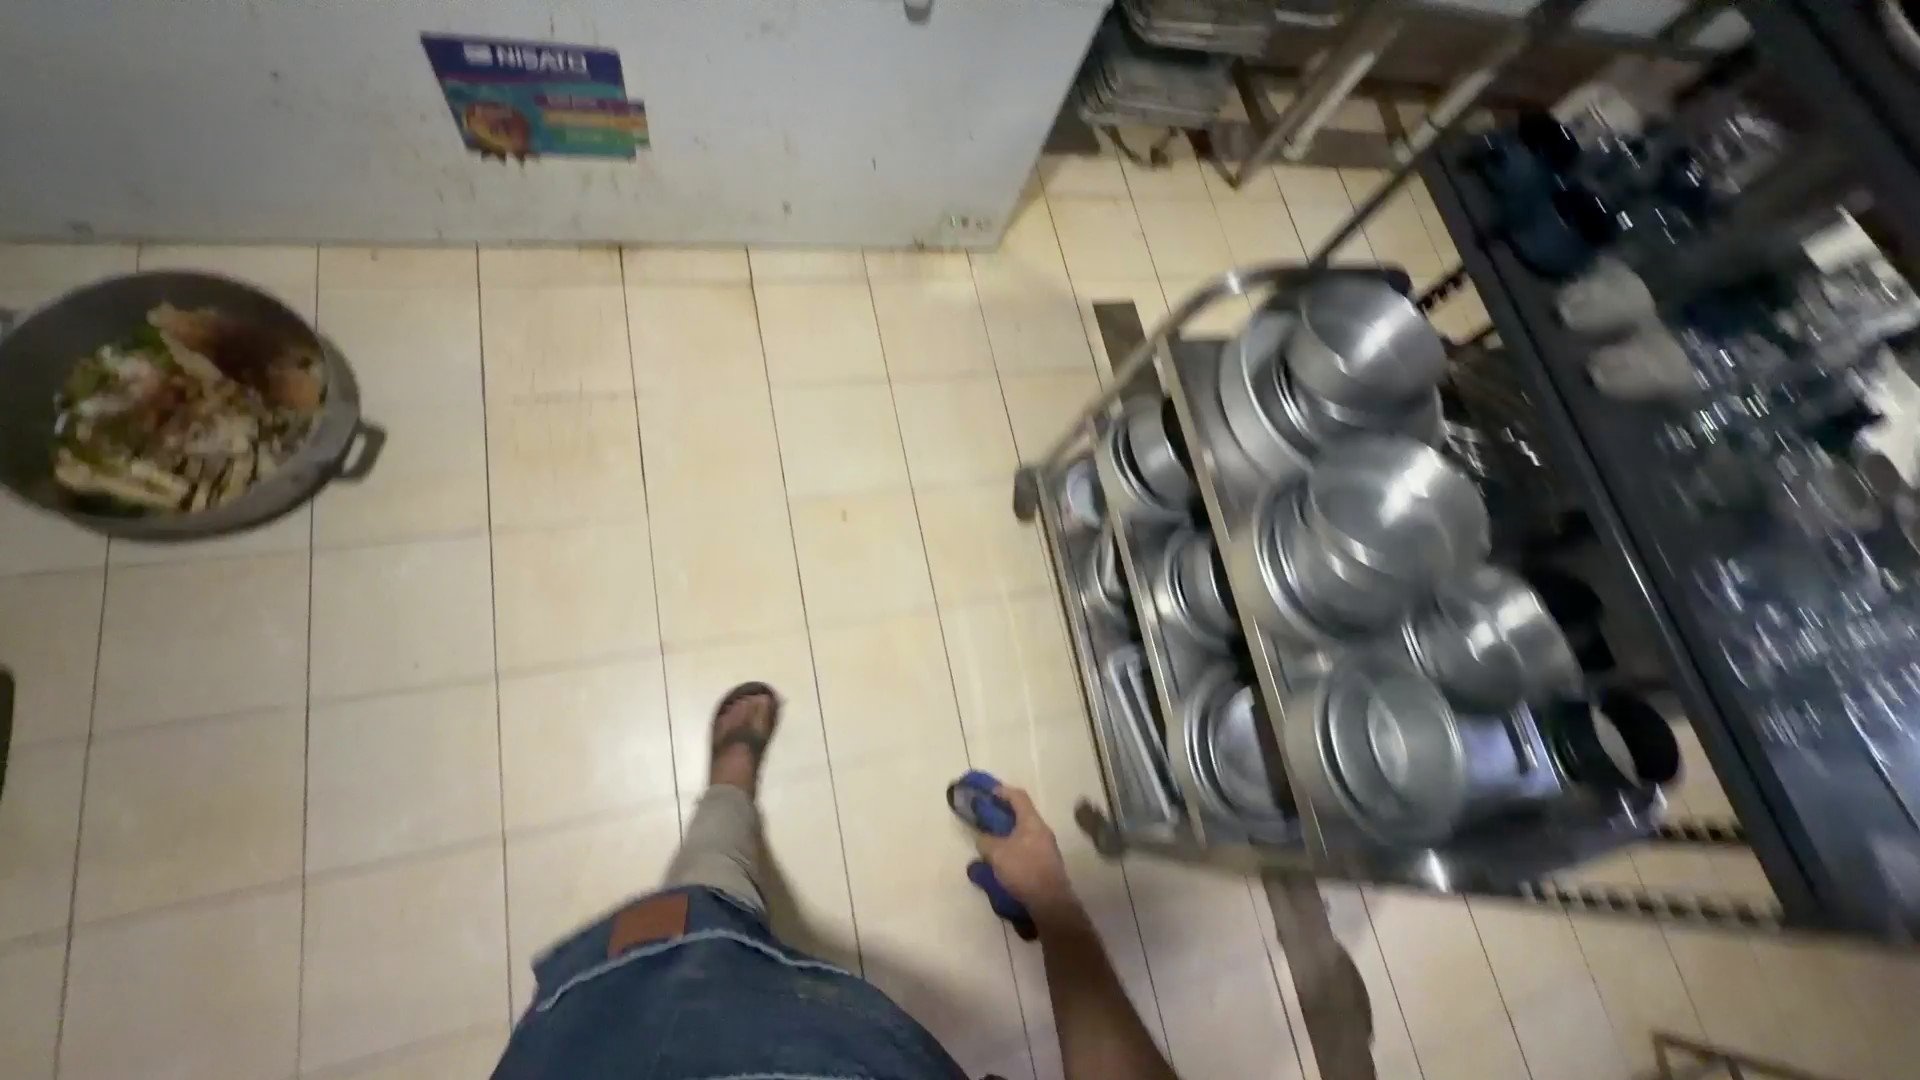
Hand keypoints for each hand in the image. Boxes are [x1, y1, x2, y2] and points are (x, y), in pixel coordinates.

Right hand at [976, 785, 1076, 914]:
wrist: (1050, 902)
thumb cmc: (1024, 870)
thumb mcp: (997, 853)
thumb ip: (985, 841)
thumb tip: (982, 838)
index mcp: (1032, 821)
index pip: (1018, 796)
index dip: (1003, 791)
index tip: (988, 792)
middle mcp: (1042, 830)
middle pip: (1022, 815)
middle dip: (1004, 815)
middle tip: (987, 818)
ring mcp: (1047, 848)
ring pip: (1024, 833)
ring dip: (1008, 834)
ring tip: (992, 843)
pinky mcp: (1047, 864)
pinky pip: (1027, 848)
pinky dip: (1014, 848)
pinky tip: (1003, 862)